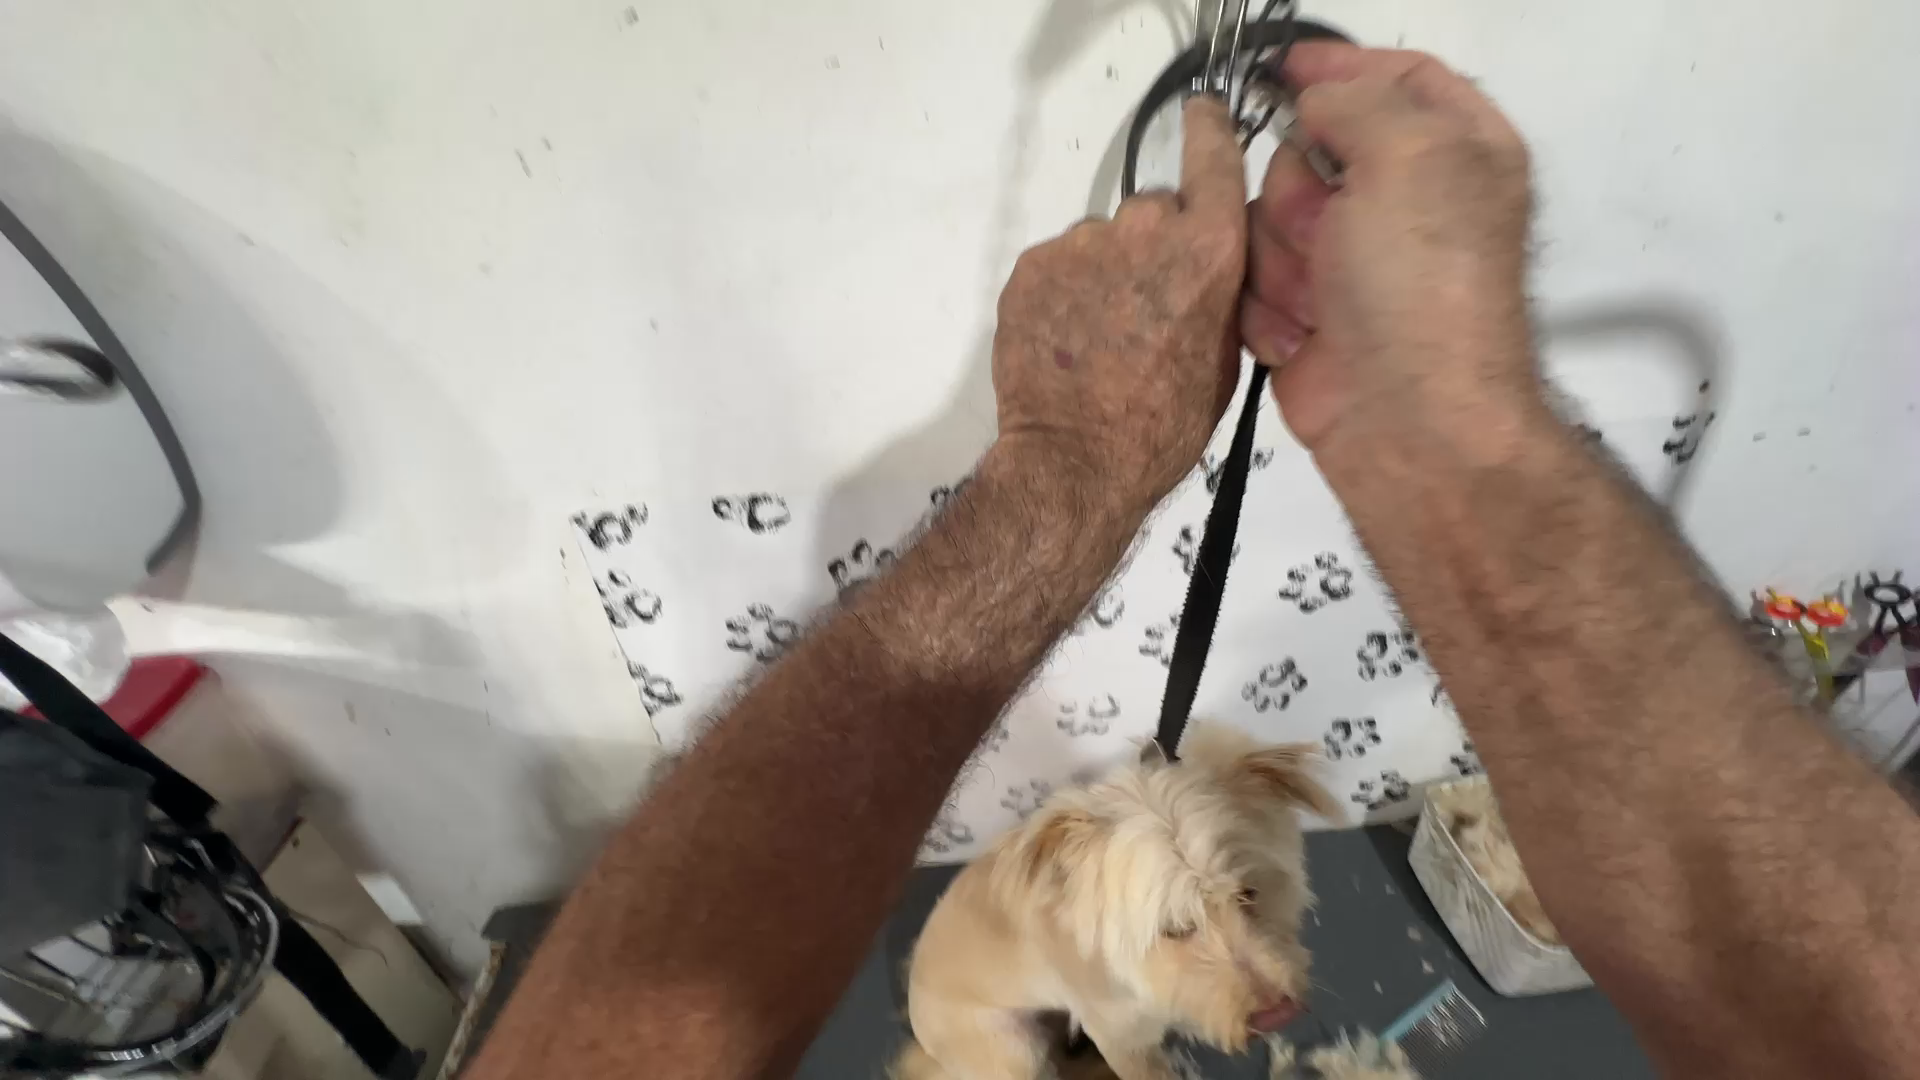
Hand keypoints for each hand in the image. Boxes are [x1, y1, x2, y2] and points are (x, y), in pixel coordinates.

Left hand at [991, 97, 1246, 518]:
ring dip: (1100, 274)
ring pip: (1098, 242)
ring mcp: (1078, 246)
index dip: (1206, 132)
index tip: (1199, 120)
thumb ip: (1223, 293)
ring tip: (1094, 337)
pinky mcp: (1029, 267)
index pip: (1212, 151)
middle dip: (1150, 248)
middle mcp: (1143, 229)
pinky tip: (1064, 339)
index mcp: (1206, 249)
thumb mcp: (1223, 363)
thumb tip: (1213, 263)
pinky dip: (1060, 292)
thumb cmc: (1160, 428)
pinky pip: (1055, 265)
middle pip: (1151, 211)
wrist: (1075, 463)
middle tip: (1138, 309)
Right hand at [1242, 45, 1537, 452]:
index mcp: (1447, 151)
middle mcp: (1393, 204)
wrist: (1397, 414)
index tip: (1277, 67)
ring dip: (1281, 266)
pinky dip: (1270, 314)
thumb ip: (1360, 100)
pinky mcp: (1299, 317)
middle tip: (1325, 234)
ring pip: (1263, 229)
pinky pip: (1251, 290)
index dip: (1336, 66)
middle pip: (1305, 160)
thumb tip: (1318, 96)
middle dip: (1299, 198)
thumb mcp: (1411, 158)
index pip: (1392, 79)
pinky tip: (1303, 338)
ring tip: (1317, 304)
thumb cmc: (1419, 284)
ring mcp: (1340, 266)